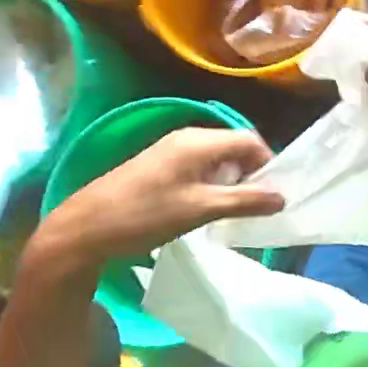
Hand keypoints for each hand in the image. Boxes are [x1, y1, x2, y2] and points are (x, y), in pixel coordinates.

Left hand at [32, 129, 285, 269]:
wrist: (85, 228)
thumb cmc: (146, 215)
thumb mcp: (200, 209)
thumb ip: (244, 201)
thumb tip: (282, 197)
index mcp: (198, 141)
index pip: (249, 140)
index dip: (267, 163)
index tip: (274, 194)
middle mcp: (186, 137)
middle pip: (233, 147)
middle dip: (250, 173)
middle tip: (256, 205)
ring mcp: (169, 150)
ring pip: (215, 158)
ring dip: (230, 181)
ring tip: (232, 211)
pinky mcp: (157, 165)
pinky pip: (197, 167)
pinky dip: (210, 184)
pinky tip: (204, 208)